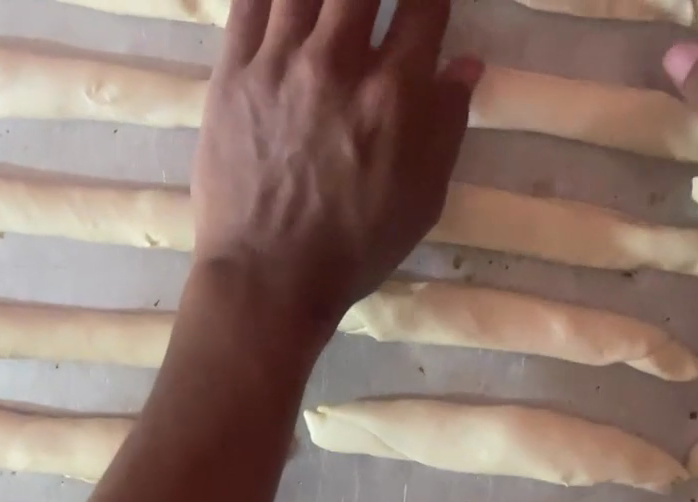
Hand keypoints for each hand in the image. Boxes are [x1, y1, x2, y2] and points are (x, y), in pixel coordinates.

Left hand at [193, 0, 481, 319]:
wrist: (267, 279)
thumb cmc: (353, 251)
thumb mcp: (421, 203)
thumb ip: (446, 129)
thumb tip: (465, 66)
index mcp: (393, 96)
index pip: (424, 5)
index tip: (424, 5)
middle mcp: (338, 62)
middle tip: (375, 7)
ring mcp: (280, 62)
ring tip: (336, 8)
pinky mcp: (233, 72)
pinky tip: (288, 5)